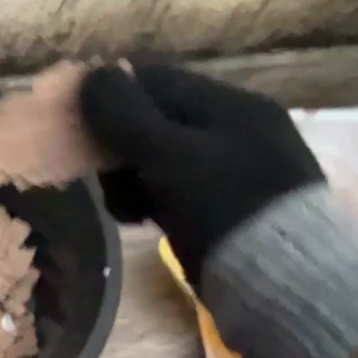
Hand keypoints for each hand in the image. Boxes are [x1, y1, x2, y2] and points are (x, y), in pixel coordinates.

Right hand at [80, 64, 322, 284]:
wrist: (283, 284)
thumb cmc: (223, 208)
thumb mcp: (167, 155)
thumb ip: (125, 113)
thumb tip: (90, 73)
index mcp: (230, 104)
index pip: (153, 78)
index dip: (109, 93)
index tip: (74, 121)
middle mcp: (236, 127)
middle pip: (155, 117)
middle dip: (116, 142)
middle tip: (95, 172)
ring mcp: (236, 167)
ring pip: (160, 155)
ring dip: (128, 175)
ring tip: (120, 206)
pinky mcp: (231, 204)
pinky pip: (176, 185)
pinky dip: (150, 196)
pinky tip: (138, 217)